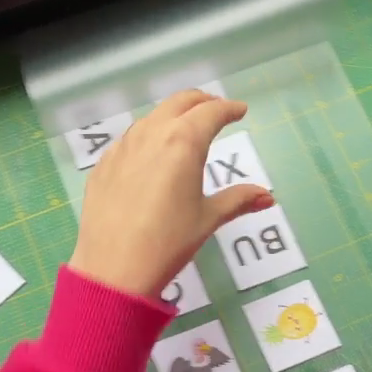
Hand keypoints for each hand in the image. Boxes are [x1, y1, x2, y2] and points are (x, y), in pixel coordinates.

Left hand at [69, 90, 273, 298]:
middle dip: (201, 102)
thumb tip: (267, 197)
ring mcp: (122, 147)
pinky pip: (129, 140)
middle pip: (179, 103)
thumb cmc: (168, 242)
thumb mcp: (207, 219)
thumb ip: (238, 200)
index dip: (228, 109)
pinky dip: (147, 137)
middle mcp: (151, 134)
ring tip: (184, 130)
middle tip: (215, 110)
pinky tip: (150, 156)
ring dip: (172, 117)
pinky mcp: (103, 165)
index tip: (239, 111)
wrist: (113, 268)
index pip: (211, 112)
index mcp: (183, 142)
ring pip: (151, 118)